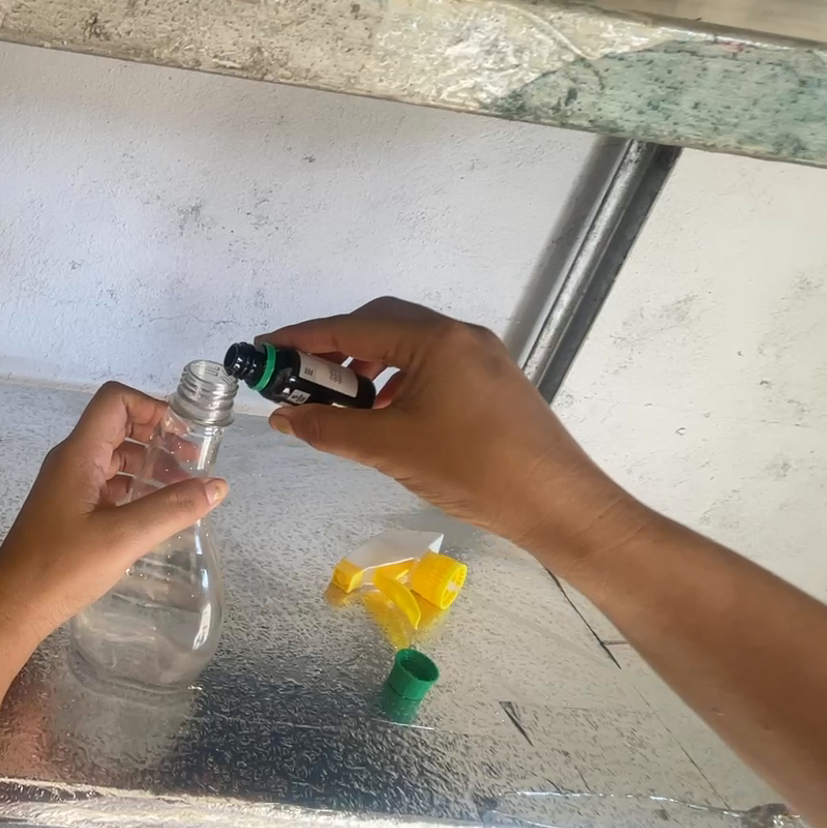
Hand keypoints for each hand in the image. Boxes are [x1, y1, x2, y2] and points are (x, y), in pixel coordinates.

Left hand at [0, 382, 227, 642]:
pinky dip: (133, 485)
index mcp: (79, 453)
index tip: (183, 434)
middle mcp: (71, 459)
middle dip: (156, 435)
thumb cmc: (63, 566)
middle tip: (193, 462)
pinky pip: (105, 481)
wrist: (14, 605)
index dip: (151, 406)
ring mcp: (67, 483)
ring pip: (112, 454)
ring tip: (182, 487)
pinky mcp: (68, 507)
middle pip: (117, 424)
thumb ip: (172, 508)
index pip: (115, 400)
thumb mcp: (124, 537)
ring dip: (147, 462)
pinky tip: (155, 510)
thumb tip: (217, 485)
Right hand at [261, 298, 634, 562]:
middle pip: (380, 322)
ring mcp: (479, 355)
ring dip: (365, 362)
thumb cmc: (472, 469)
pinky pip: (428, 362)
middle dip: (334, 345)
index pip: (352, 328)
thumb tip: (282, 417)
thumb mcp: (387, 448)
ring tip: (341, 396)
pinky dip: (394, 377)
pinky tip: (383, 410)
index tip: (266, 346)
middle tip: (301, 373)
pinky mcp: (489, 379)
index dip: (303, 337)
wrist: (561, 505)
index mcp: (435, 341)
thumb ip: (327, 426)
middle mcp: (459, 335)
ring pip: (405, 342)